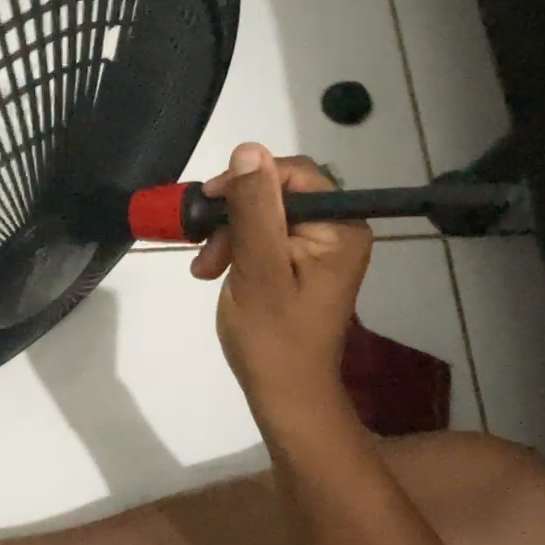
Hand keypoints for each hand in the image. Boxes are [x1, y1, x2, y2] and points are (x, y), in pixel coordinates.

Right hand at [193, 143, 372, 418]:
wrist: (285, 394)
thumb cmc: (272, 336)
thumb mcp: (258, 267)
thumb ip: (254, 208)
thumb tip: (248, 150)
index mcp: (341, 227)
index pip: (293, 174)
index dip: (245, 181)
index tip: (205, 206)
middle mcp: (340, 231)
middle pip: (278, 194)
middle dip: (233, 217)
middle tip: (203, 253)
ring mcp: (322, 251)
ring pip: (266, 217)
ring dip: (229, 236)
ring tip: (206, 270)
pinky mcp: (304, 267)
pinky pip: (268, 240)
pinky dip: (239, 251)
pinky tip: (219, 272)